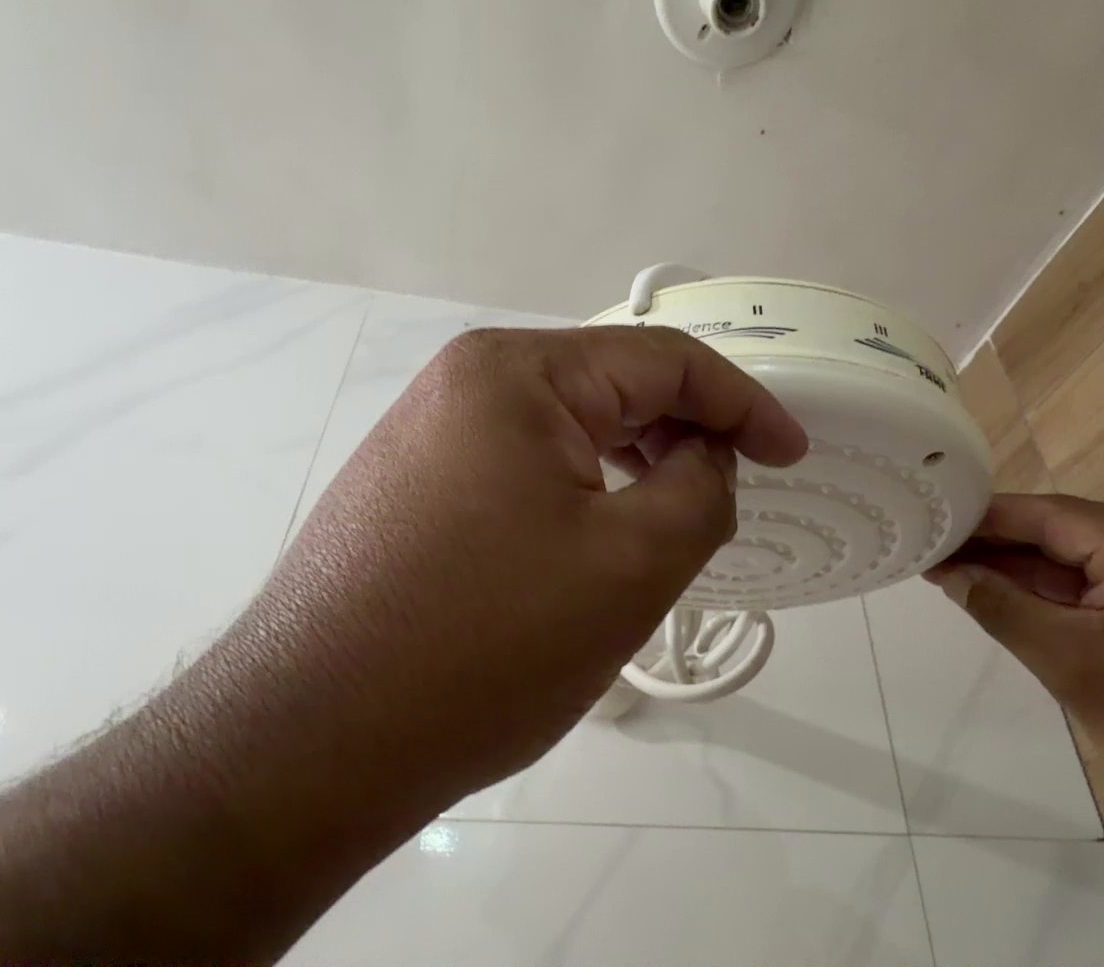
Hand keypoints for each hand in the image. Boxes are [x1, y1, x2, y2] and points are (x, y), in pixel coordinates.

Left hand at [255, 326, 806, 806]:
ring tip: (667, 523)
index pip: (663, 361)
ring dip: (630, 465)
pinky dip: (576, 493)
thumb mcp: (632, 564)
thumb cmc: (484, 646)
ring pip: (564, 431)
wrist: (310, 742)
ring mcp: (424, 435)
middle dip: (684, 433)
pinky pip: (519, 469)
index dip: (743, 403)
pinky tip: (590, 544)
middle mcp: (462, 382)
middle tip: (730, 492)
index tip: (793, 454)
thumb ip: (700, 489)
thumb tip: (704, 458)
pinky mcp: (406, 490)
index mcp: (517, 372)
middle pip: (609, 387)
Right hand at [927, 494, 1103, 827]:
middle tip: (935, 548)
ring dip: (1023, 572)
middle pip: (1070, 535)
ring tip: (955, 569)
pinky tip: (1005, 595)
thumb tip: (949, 572)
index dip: (990, 518)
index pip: (1057, 515)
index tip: (935, 519)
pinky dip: (1055, 597)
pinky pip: (1103, 591)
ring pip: (1084, 564)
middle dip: (1001, 546)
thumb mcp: (1069, 662)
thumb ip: (1001, 607)